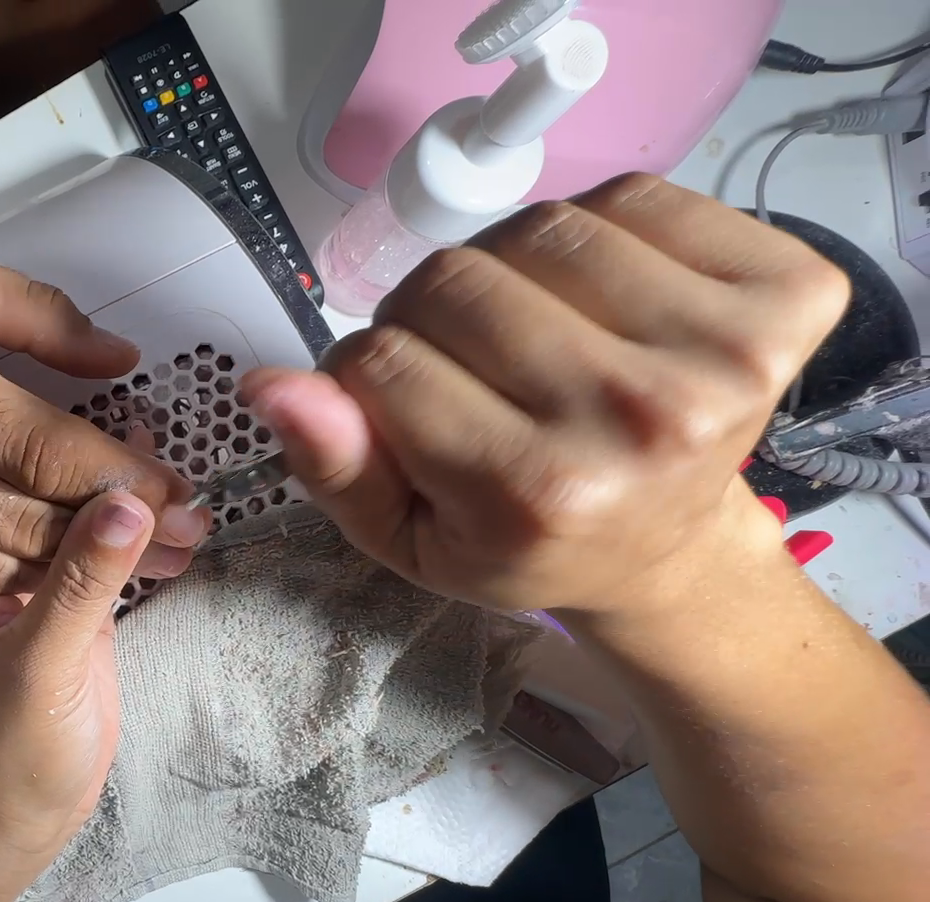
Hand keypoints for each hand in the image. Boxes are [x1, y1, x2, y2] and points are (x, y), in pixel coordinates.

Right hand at [0, 243, 207, 642]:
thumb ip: (42, 317)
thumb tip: (118, 361)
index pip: (40, 450)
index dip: (118, 478)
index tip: (174, 493)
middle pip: (19, 521)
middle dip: (110, 537)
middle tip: (178, 541)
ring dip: (58, 574)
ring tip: (126, 568)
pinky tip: (23, 604)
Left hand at [0, 490, 154, 855]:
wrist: (28, 813)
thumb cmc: (12, 749)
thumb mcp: (43, 663)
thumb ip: (82, 585)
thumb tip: (130, 502)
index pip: (9, 505)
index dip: (69, 474)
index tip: (131, 454)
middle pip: (48, 509)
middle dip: (110, 487)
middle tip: (171, 471)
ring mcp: (36, 587)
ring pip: (82, 532)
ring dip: (133, 511)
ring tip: (180, 481)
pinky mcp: (74, 607)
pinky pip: (106, 563)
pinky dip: (137, 540)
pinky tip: (166, 504)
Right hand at [244, 174, 848, 618]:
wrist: (659, 549)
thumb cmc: (515, 546)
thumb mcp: (397, 537)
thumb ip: (331, 465)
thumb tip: (269, 384)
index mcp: (530, 489)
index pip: (379, 361)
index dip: (357, 375)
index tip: (387, 411)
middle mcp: (634, 416)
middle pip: (448, 284)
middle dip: (417, 319)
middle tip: (450, 372)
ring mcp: (720, 348)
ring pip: (527, 230)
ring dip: (492, 274)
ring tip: (512, 334)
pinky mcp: (786, 290)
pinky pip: (628, 197)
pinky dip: (578, 235)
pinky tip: (581, 299)